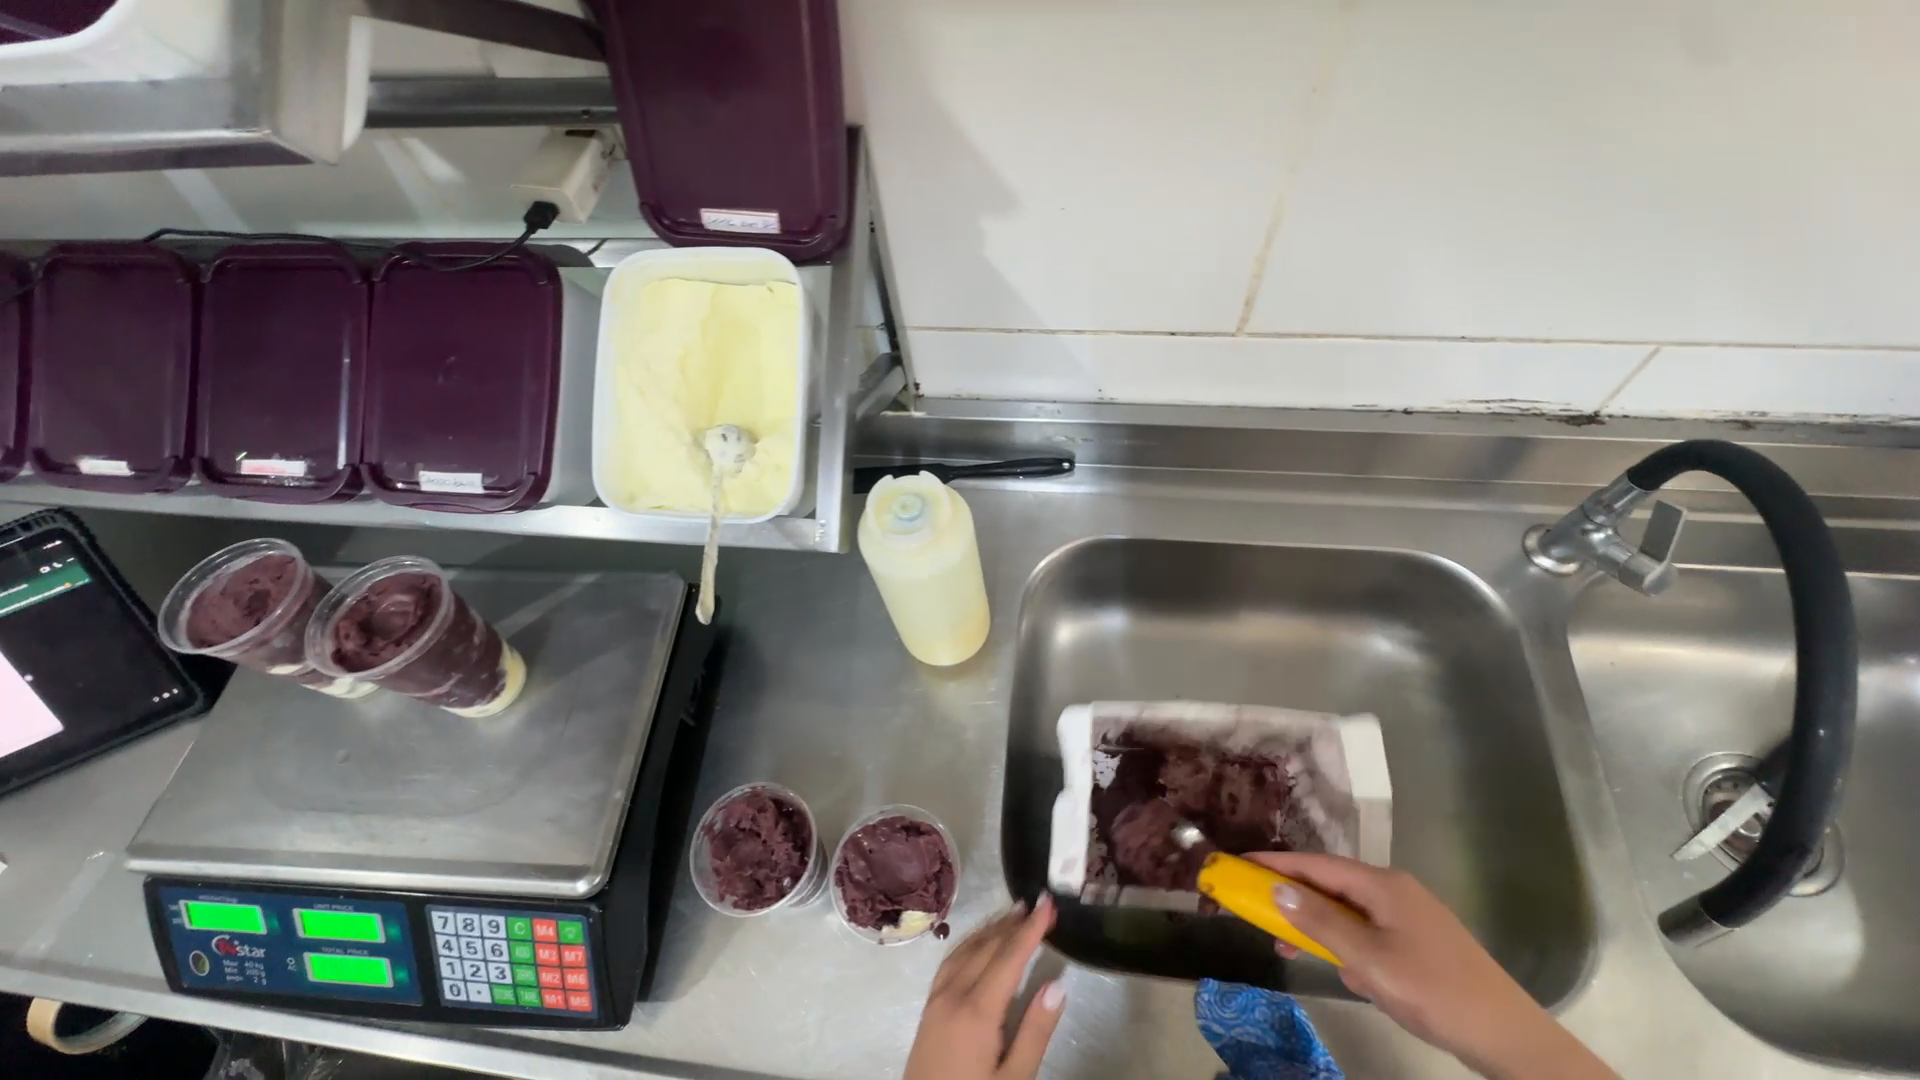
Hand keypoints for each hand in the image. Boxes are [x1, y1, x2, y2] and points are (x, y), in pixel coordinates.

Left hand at [904, 894, 1066, 1079]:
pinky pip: (949, 962)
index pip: (1009, 957)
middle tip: (1036, 904)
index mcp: (977, 1010)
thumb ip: (1034, 1032)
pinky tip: (977, 943)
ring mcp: (936, 1000)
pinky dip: (968, 943)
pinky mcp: (928, 1010)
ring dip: (990, 930)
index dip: (1031, 928)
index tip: (1048, 903)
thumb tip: (1057, 985)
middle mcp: (953, 995)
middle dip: (1012, 924)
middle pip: (986, 947)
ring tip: (1012, 914)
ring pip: (965, 950)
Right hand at [1247, 853, 1618, 1079]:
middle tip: (1255, 910)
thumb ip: (1320, 922)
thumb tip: (1277, 889)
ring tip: (1289, 947)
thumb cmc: (1433, 991)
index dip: (1275, 864)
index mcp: (1382, 884)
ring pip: (1348, 910)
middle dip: (1292, 896)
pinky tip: (1345, 971)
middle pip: (1330, 883)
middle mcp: (1394, 890)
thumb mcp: (1368, 959)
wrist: (1508, 1037)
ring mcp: (1409, 916)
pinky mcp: (1420, 942)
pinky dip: (1346, 943)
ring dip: (1318, 925)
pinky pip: (1368, 931)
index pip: (1316, 864)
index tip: (1237, 864)